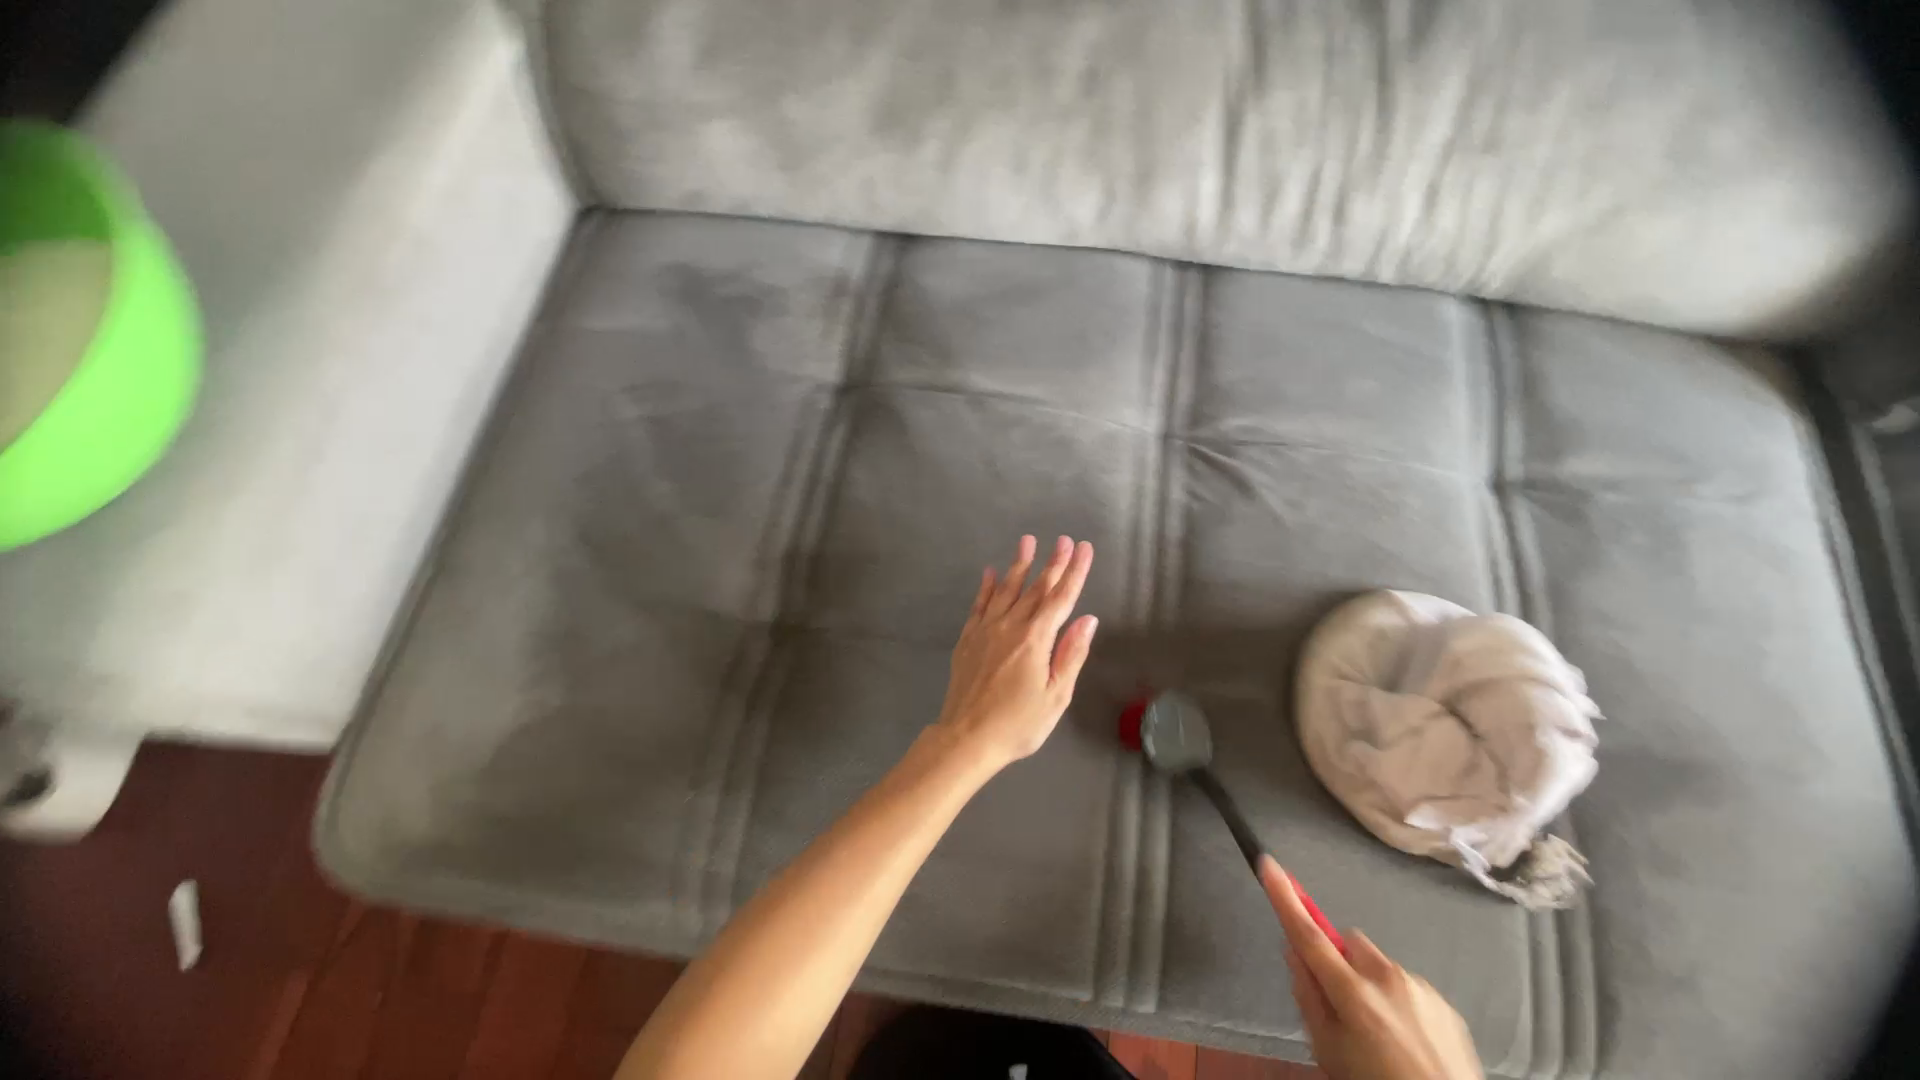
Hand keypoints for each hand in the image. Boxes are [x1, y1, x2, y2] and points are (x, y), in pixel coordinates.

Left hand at [934, 534, 1097, 769]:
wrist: (967, 737)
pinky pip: (979, 605)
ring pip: (1006, 590)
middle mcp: (1010, 626)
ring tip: (1027, 541)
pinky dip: (987, 587)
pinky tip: (991, 572)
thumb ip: (1071, 655)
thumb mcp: (1056, 696)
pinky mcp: (968, 640)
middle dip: (1052, 563)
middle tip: (1064, 539)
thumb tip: (1087, 620)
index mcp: (1036, 639)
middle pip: (1036, 589)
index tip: (1085, 548)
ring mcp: (985, 631)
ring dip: (1019, 565)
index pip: (1061, 599)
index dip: (1075, 572)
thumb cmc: (1018, 724)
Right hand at [1259, 856, 1482, 1079]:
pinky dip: (1399, 1002)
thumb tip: (1294, 952)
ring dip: (1371, 983)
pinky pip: (1408, 987)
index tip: (1268, 863)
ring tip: (1381, 1031)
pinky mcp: (1445, 1003)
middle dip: (1341, 960)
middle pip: (1350, 943)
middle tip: (1341, 1001)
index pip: (1308, 934)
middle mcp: (1386, 977)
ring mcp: (1420, 988)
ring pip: (1379, 966)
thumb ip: (1308, 997)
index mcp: (1352, 993)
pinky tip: (1407, 1040)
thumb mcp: (1327, 1051)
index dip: (1285, 898)